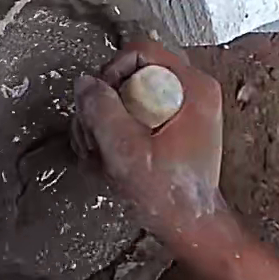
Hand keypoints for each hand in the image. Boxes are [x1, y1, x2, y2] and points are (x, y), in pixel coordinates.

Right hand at [74, 39, 235, 257]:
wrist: (193, 227)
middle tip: (94, 135)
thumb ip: (102, 111)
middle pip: (132, 71)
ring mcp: (183, 106)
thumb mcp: (127, 152)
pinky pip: (136, 110)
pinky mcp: (174, 123)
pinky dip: (118, 130)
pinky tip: (110, 156)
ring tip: (99, 152)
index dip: (112, 71)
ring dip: (106, 120)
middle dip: (105, 102)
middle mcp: (191, 89)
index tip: (101, 103)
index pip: (141, 52)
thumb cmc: (169, 195)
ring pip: (129, 92)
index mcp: (193, 87)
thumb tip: (85, 82)